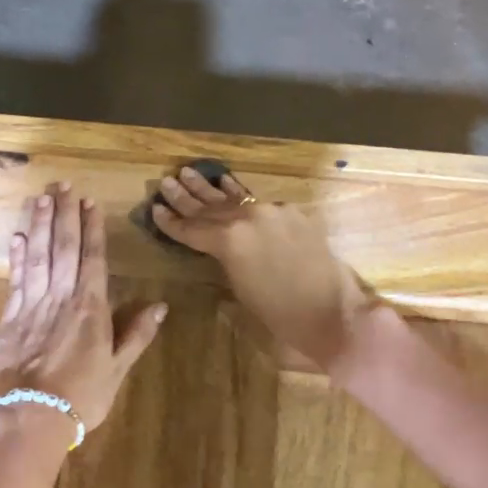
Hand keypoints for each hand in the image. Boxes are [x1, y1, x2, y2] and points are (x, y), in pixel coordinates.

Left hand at [0, 183, 166, 436]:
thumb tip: (160, 306)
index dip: (92, 228)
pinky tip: (17, 236)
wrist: (32, 416)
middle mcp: (61, 297)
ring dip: (40, 224)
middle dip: (65, 214)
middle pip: (64, 247)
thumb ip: (136, 334)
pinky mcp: (10, 317)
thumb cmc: (82, 396)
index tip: (90, 202)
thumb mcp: (118, 369)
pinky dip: (17, 256)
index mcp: (91, 307)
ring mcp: (32, 305)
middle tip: (63, 184)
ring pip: (37, 255)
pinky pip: (16, 278)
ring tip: (42, 198)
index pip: (93, 258)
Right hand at [150, 166, 376, 372]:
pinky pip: (259, 203)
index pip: (192, 229)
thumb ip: (226, 259)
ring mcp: (272, 211)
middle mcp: (247, 218)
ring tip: (189, 172)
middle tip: (166, 182)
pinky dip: (241, 196)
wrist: (331, 310)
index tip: (155, 210)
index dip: (172, 222)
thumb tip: (220, 247)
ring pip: (234, 198)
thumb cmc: (280, 314)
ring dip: (210, 188)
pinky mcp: (292, 213)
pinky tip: (229, 186)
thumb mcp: (240, 288)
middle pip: (209, 208)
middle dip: (186, 197)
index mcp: (228, 241)